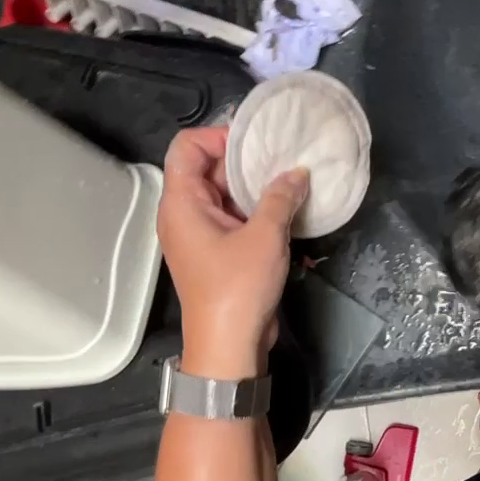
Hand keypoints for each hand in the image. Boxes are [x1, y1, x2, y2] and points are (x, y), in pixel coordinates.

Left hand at [158, 127, 308, 378]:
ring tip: (290, 183)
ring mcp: (199, 234)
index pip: (187, 146)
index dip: (219, 136)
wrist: (229, 344)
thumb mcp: (265, 237)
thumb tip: (297, 173)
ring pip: (224, 195)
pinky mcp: (216, 253)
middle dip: (245, 161)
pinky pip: (232, 219)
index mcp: (182, 203)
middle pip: (207, 169)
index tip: (257, 143)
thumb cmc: (238, 287)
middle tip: (283, 159)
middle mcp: (184, 214)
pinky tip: (287, 212)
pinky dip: (255, 212)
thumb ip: (280, 198)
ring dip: (255, 188)